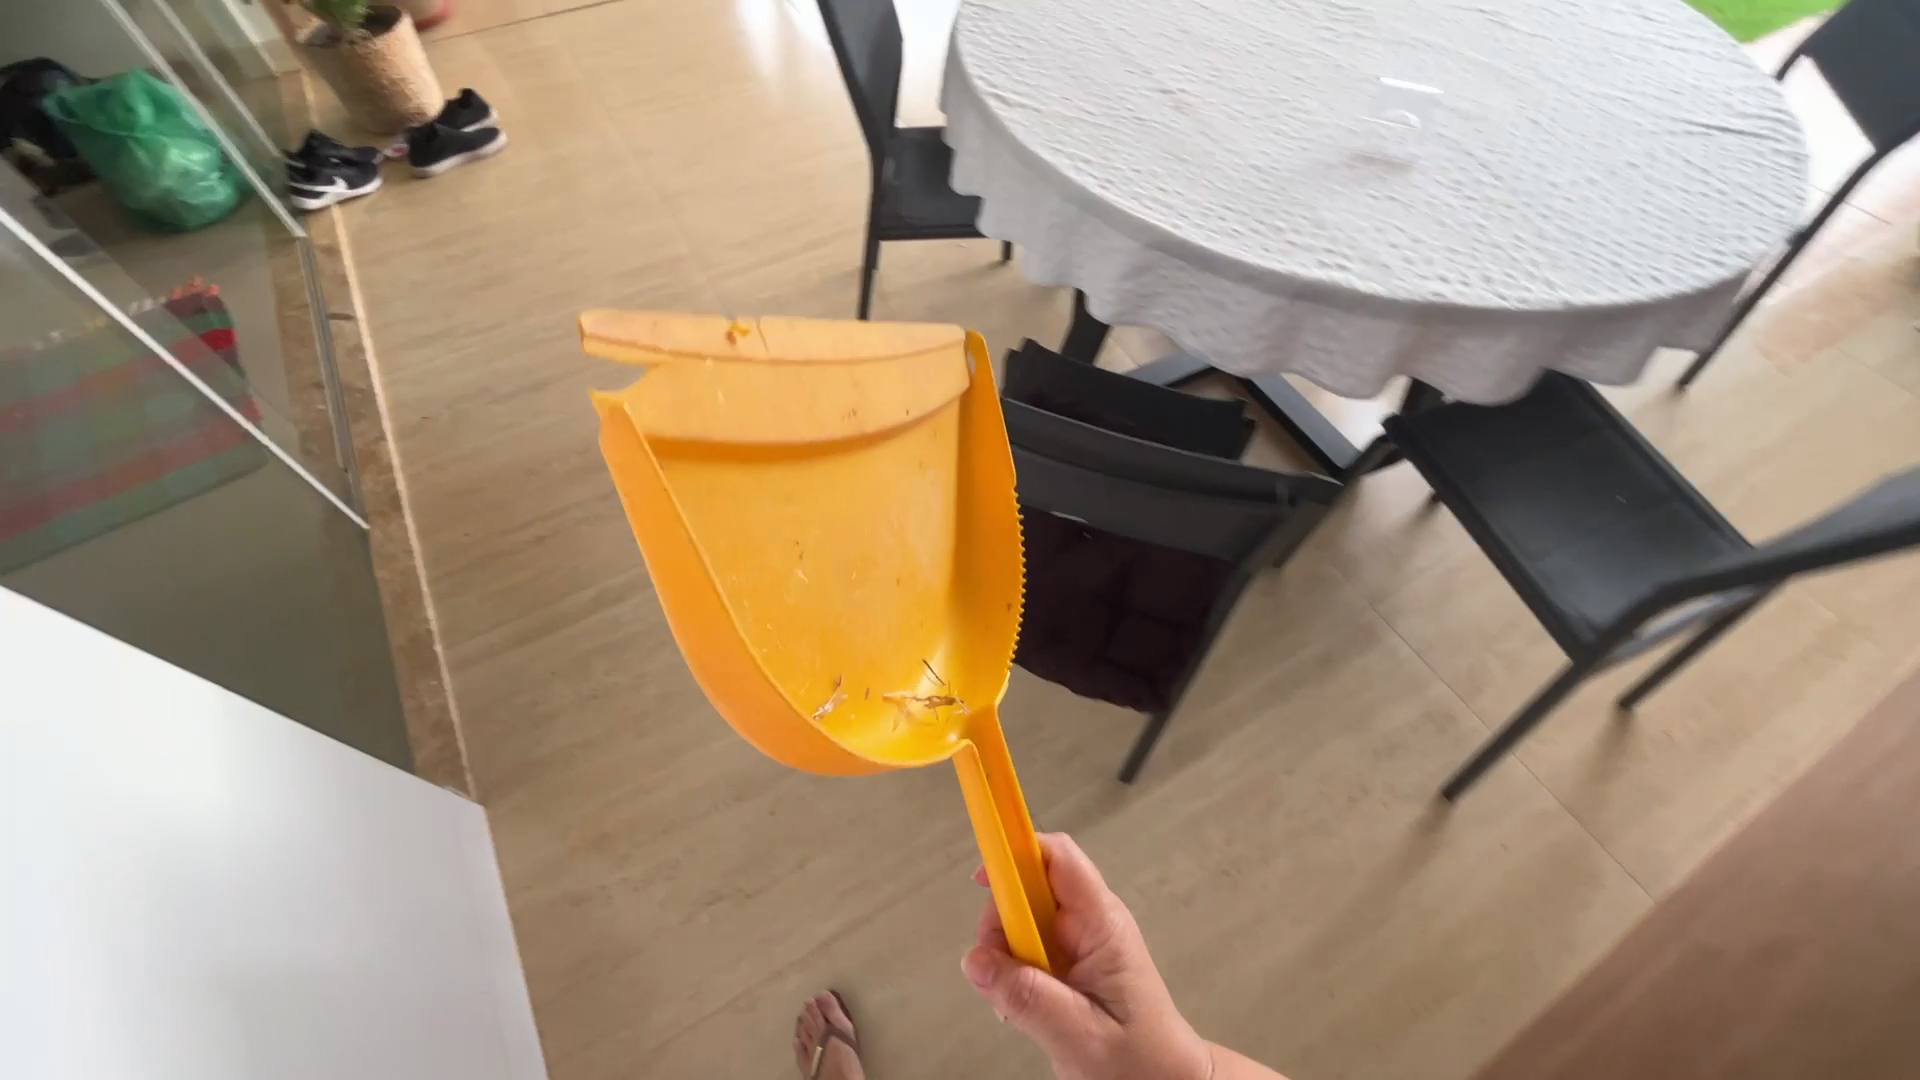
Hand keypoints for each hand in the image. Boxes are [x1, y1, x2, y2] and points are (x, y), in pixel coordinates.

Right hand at [961, 833, 1212, 1079]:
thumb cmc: (1141, 1061)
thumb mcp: (1080, 1036)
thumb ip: (1028, 998)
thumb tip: (975, 960)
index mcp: (1102, 922)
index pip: (1059, 858)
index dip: (1018, 853)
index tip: (982, 878)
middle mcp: (1090, 918)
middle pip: (1030, 885)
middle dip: (1002, 921)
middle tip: (995, 972)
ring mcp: (1079, 936)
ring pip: (1023, 915)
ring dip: (1005, 952)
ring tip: (1012, 1004)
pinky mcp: (1069, 956)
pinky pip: (1028, 942)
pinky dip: (1013, 969)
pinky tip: (1019, 1005)